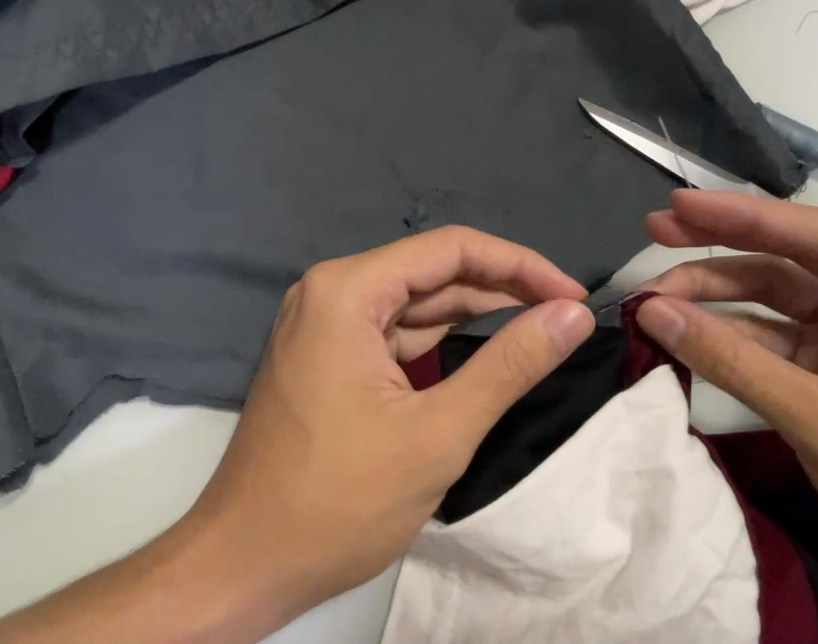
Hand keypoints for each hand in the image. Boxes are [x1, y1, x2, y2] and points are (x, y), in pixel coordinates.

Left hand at [0, 226, 594, 643]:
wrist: (243, 567)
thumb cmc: (338, 501)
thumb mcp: (439, 434)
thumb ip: (510, 365)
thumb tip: (573, 312)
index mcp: (347, 290)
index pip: (450, 250)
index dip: (520, 265)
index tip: (573, 295)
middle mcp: (332, 291)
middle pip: (433, 272)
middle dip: (502, 291)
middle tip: (567, 317)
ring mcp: (325, 324)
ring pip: (417, 304)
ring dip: (477, 317)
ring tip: (542, 332)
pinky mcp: (328, 356)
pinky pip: (396, 334)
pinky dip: (443, 344)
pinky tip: (488, 355)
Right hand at [633, 190, 817, 643]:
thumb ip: (735, 363)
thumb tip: (651, 311)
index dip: (746, 217)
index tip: (680, 202)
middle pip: (801, 255)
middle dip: (726, 244)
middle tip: (659, 227)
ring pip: (784, 291)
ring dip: (720, 291)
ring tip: (655, 292)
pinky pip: (782, 332)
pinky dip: (734, 332)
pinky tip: (686, 326)